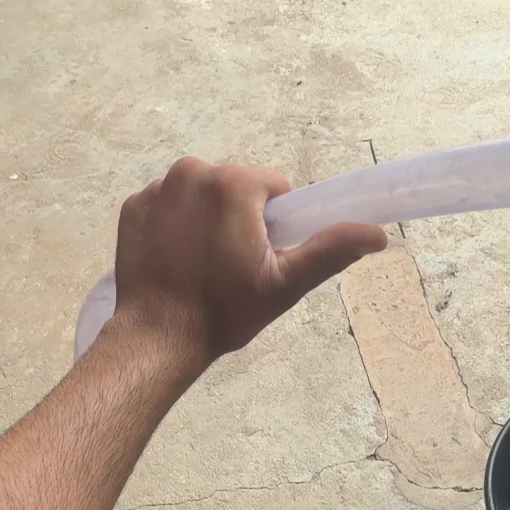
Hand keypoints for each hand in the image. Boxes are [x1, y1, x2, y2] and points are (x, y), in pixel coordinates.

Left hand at [110, 158, 386, 359]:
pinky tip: (175, 261)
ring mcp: (157, 189)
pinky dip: (173, 226)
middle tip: (230, 267)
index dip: (273, 224)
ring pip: (199, 194)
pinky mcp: (132, 207)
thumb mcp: (284, 285)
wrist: (158, 338)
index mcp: (234, 184)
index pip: (273, 187)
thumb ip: (329, 251)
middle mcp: (193, 172)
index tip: (259, 258)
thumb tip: (377, 234)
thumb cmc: (223, 313)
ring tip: (201, 267)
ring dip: (205, 220)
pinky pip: (166, 206)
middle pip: (234, 187)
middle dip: (238, 218)